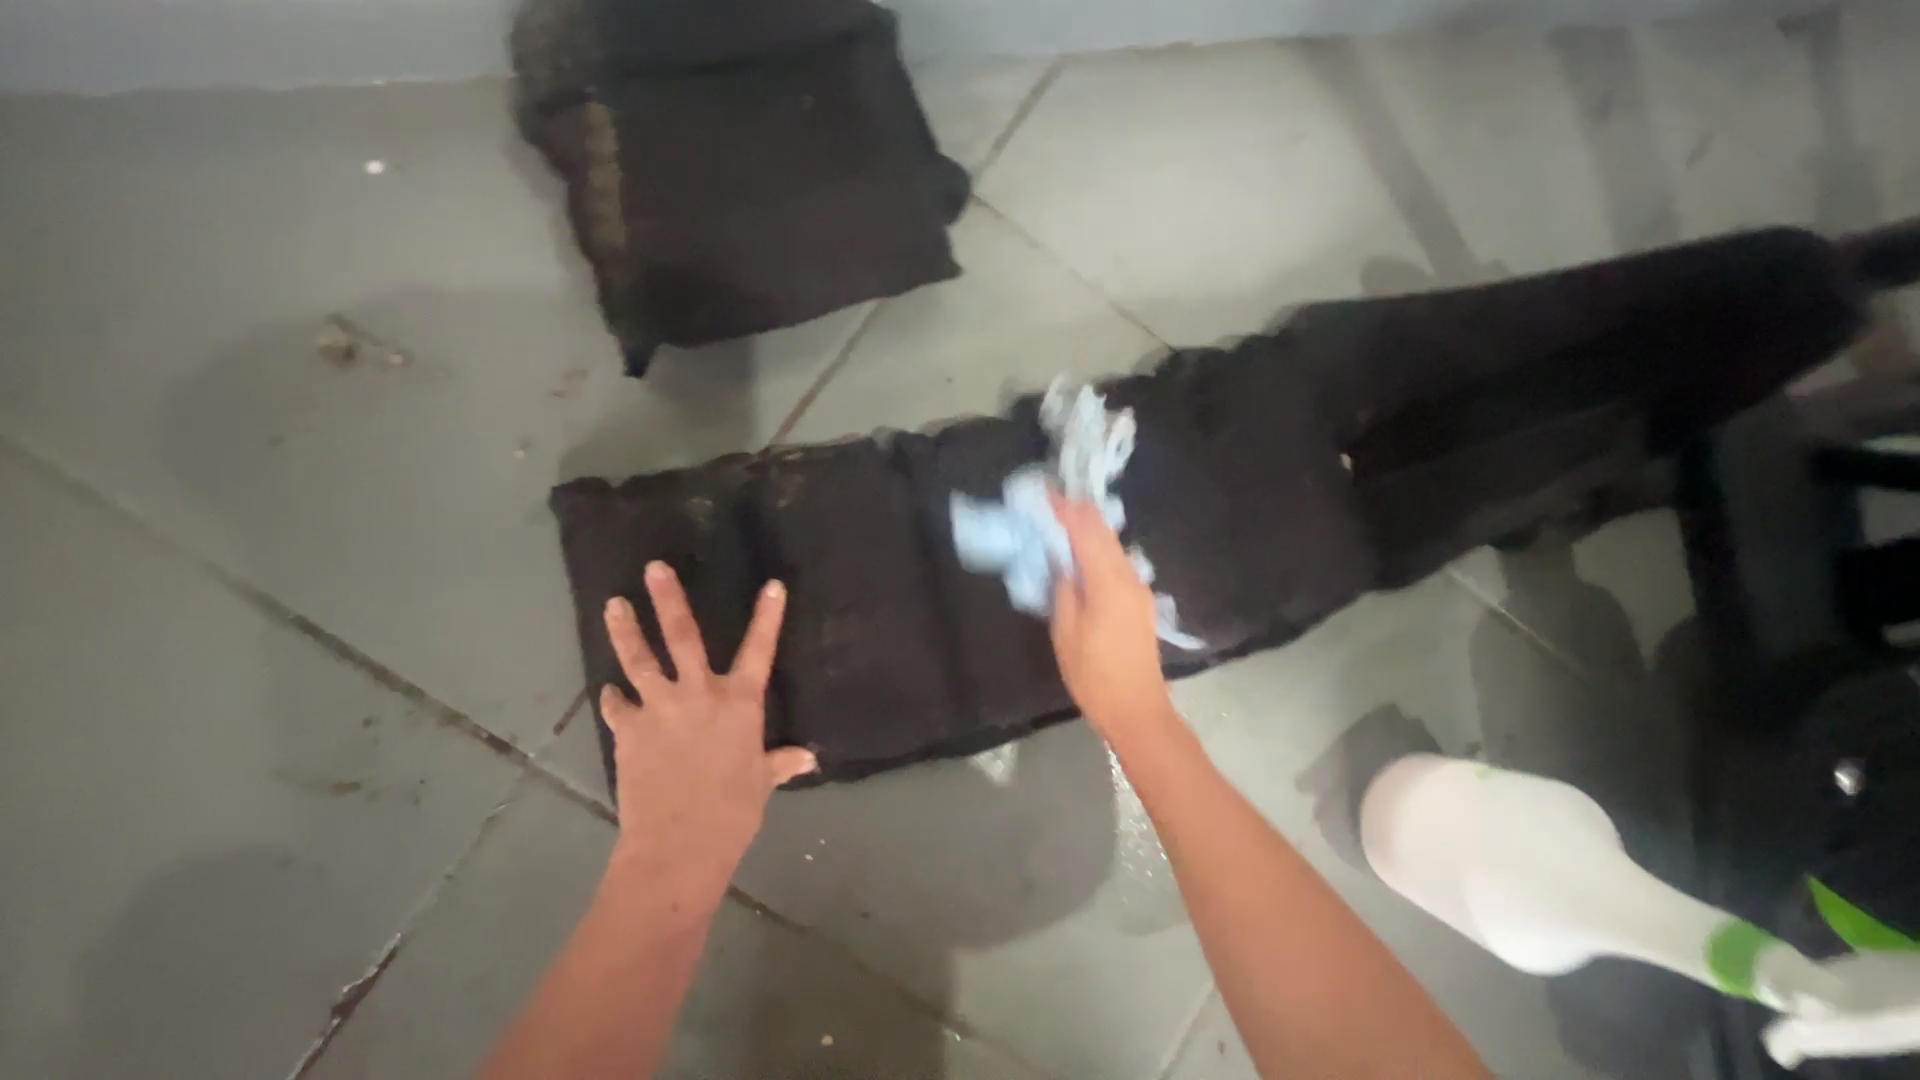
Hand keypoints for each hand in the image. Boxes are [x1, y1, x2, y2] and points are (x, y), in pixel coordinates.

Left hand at [600, 562, 817, 878]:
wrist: (679, 844)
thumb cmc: (732, 813)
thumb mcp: (761, 783)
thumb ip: (780, 762)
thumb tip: (807, 758)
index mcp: (740, 703)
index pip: (759, 649)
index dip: (768, 616)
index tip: (771, 585)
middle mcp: (699, 694)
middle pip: (682, 636)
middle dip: (668, 599)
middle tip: (654, 568)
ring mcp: (659, 708)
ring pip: (639, 659)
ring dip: (625, 630)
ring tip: (614, 603)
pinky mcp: (628, 730)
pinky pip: (617, 706)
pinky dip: (613, 697)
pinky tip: (608, 690)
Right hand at [1049, 492, 1177, 742]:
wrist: (1137, 709)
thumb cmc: (1095, 676)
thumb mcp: (1066, 633)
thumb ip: (1063, 590)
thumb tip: (1062, 562)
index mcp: (1110, 582)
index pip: (1087, 531)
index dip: (1065, 509)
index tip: (1044, 494)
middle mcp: (1129, 578)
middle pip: (1104, 533)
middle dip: (1077, 514)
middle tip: (1049, 504)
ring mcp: (1138, 590)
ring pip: (1112, 547)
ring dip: (1087, 532)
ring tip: (1059, 525)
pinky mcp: (1139, 602)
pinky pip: (1116, 564)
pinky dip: (1096, 551)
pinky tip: (1079, 556)